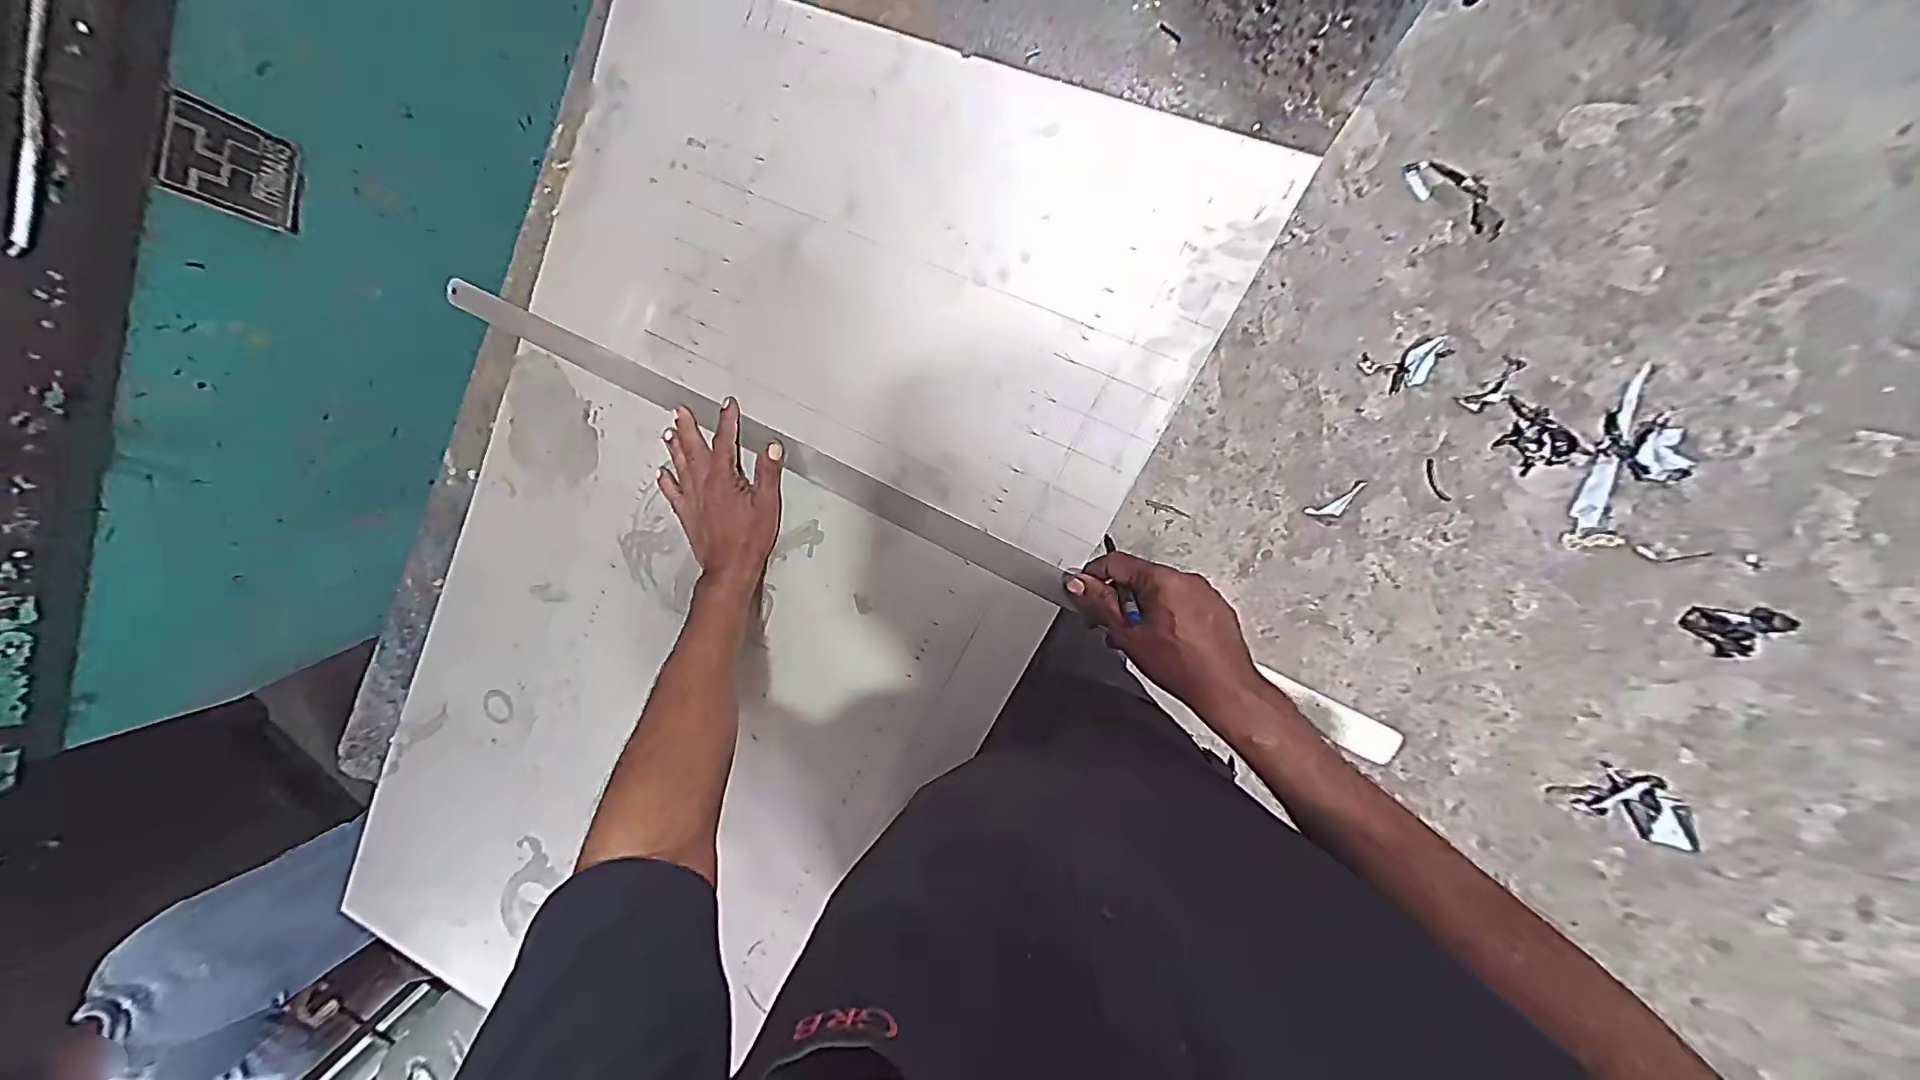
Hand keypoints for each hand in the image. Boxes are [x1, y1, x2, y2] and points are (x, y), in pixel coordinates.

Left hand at [659, 399, 783, 592]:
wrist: (730, 567)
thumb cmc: (749, 539)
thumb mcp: (768, 502)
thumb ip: (769, 472)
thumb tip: (771, 448)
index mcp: (724, 478)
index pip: (726, 441)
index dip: (727, 421)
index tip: (728, 406)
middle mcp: (703, 485)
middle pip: (694, 448)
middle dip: (688, 427)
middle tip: (681, 411)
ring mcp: (692, 499)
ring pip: (680, 465)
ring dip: (675, 447)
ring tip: (669, 432)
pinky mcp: (687, 514)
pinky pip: (673, 492)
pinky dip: (667, 480)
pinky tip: (663, 473)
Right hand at [1065, 551, 1265, 715]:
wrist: (1225, 689)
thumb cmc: (1185, 668)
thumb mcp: (1129, 636)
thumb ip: (1099, 604)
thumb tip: (1080, 585)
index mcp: (1164, 580)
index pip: (1116, 562)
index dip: (1092, 577)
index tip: (1083, 591)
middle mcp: (1187, 580)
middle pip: (1138, 577)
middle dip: (1118, 599)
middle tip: (1110, 624)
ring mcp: (1204, 593)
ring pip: (1159, 591)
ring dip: (1142, 609)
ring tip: (1139, 639)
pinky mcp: (1214, 608)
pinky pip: (1180, 601)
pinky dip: (1166, 615)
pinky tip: (1162, 641)